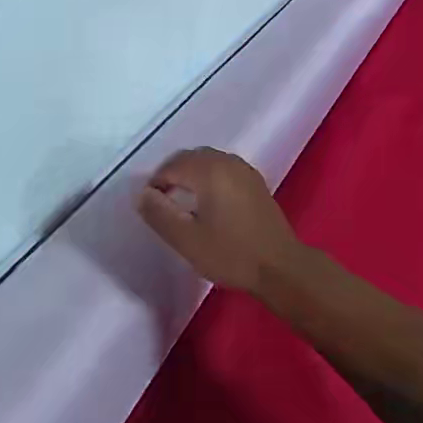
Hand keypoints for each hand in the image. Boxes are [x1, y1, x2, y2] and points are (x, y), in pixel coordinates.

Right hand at [137, 147, 302, 294]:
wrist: (278, 264)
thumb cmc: (230, 253)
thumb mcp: (186, 239)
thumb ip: (159, 213)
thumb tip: (143, 194)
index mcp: (211, 171)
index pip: (173, 165)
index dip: (156, 183)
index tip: (150, 207)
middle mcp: (230, 163)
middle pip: (192, 157)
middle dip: (173, 174)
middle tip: (162, 203)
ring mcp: (247, 171)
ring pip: (210, 161)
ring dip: (192, 174)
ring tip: (181, 203)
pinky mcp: (257, 183)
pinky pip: (226, 169)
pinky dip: (210, 177)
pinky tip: (208, 203)